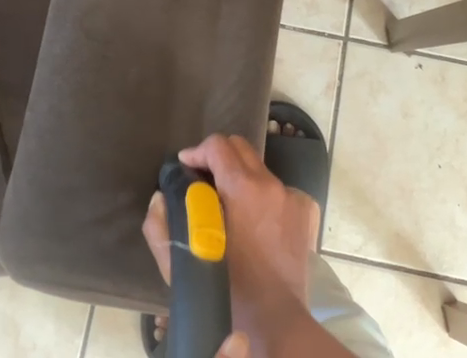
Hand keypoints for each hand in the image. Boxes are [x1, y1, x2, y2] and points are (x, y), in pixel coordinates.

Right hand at [142, 134, 323, 351]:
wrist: (273, 320)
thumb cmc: (226, 290)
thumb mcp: (181, 262)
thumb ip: (160, 225)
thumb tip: (160, 196)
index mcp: (243, 188)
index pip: (218, 146)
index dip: (197, 152)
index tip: (186, 166)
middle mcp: (272, 184)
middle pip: (241, 149)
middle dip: (219, 159)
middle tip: (203, 182)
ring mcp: (293, 196)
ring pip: (260, 171)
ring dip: (241, 180)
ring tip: (229, 209)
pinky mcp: (306, 211)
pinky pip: (279, 191)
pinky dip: (263, 199)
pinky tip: (255, 225)